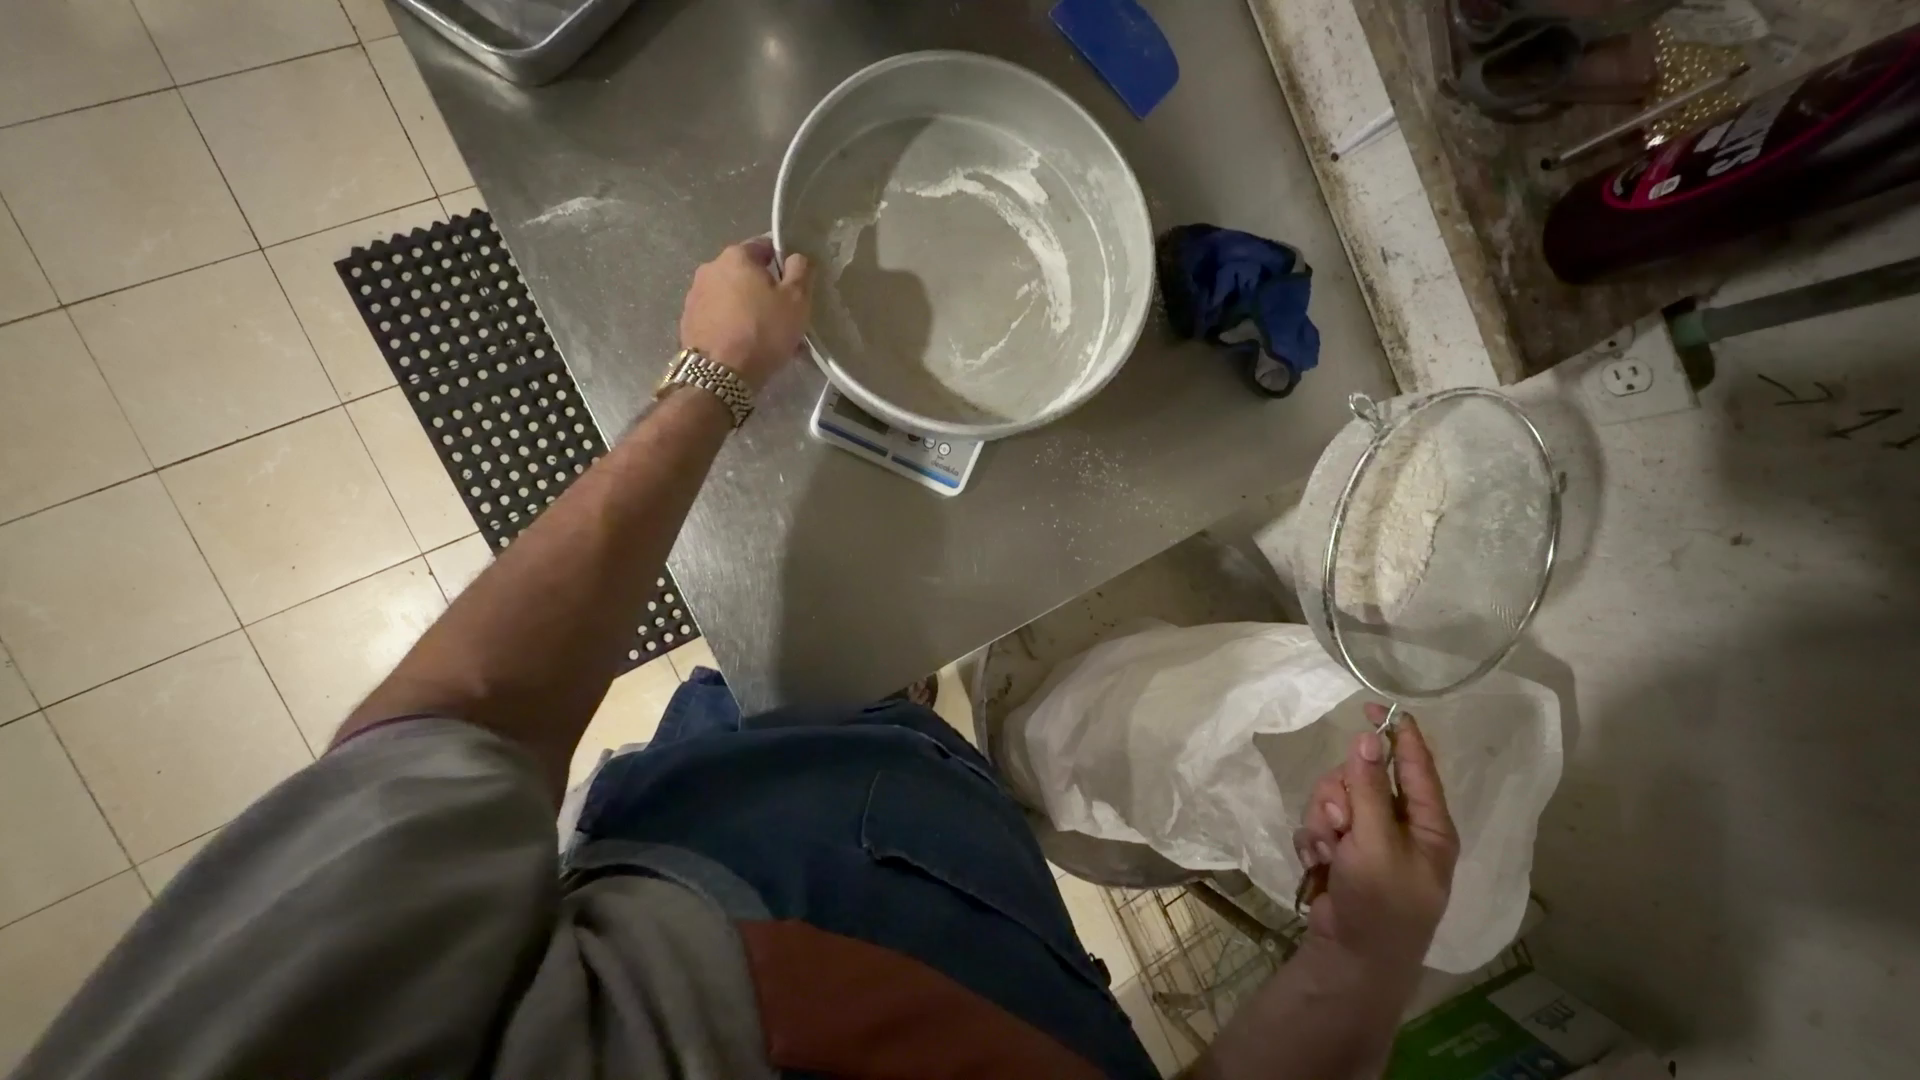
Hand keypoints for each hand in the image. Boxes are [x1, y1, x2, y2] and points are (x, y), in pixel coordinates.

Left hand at [679, 238, 813, 392]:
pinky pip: (718, 316)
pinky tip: (744, 344)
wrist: (720, 374)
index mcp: (736, 256)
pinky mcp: (688, 321)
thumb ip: (800, 271)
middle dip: (763, 288)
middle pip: (745, 272)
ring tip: (764, 334)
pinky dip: (731, 324)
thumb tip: (796, 257)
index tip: (794, 283)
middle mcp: (710, 268)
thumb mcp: (796, 301)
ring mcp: (695, 295)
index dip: (783, 262)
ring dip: (747, 307)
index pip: (765, 246)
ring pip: (731, 296)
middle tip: (782, 313)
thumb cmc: (763, 331)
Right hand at [1293, 706, 1458, 985]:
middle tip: (1339, 825)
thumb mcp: (1377, 844)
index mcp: (1428, 823)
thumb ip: (1368, 790)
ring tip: (1329, 853)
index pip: (1414, 764)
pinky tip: (1320, 863)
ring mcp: (1368, 836)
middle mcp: (1399, 824)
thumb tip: (1368, 738)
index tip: (1371, 706)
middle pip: (1359, 776)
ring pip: (1332, 796)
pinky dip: (1314, 840)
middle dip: (1340, 796)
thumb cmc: (1382, 904)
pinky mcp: (1341, 848)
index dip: (1396, 733)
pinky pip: (1317, 821)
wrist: (1351, 955)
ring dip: (1323, 822)